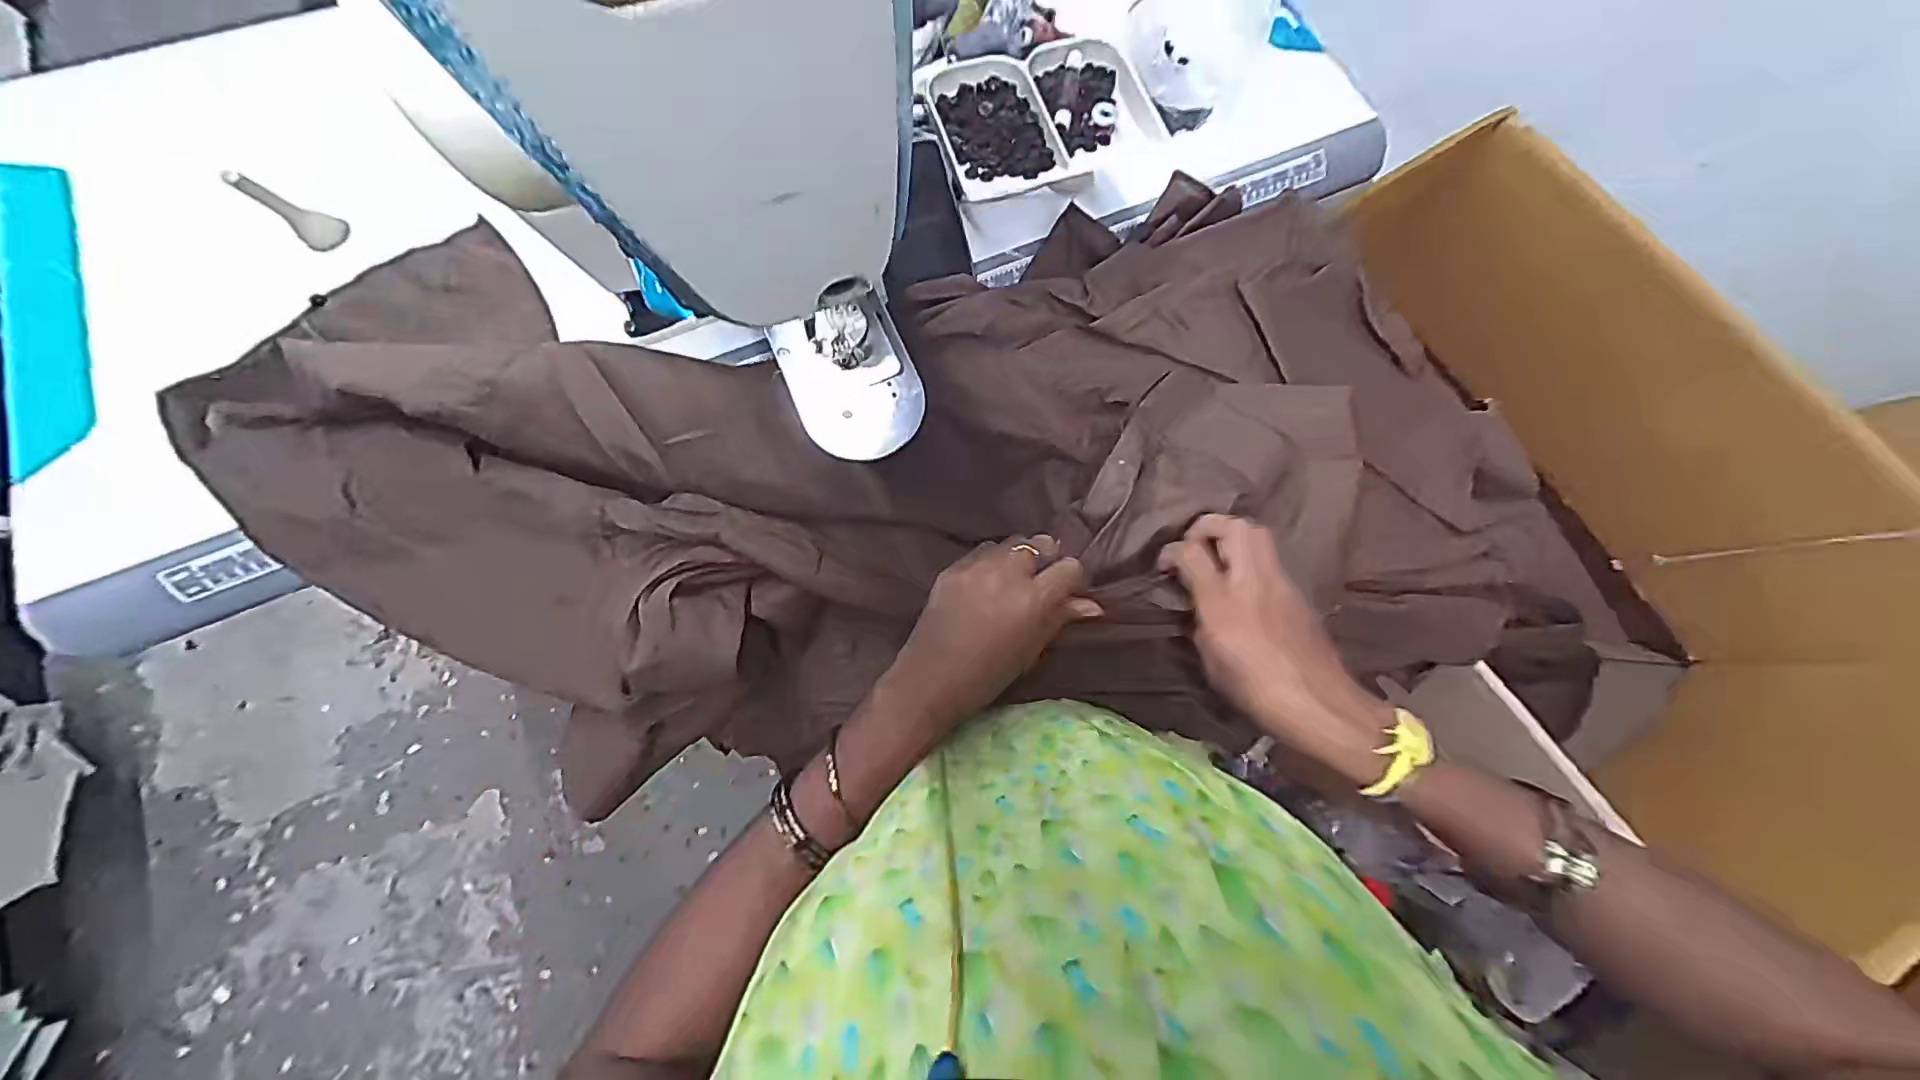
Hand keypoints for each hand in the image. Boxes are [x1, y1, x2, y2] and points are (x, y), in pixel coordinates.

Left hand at [876, 535, 1102, 733]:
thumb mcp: (1031, 651)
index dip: (1074, 579)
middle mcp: (1007, 574)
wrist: (931, 680)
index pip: (1069, 568)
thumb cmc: (988, 676)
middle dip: (1047, 558)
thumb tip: (1091, 605)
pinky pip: (982, 552)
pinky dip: (992, 560)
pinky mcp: (953, 568)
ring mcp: (976, 568)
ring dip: (1019, 555)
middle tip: (1042, 580)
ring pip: (1010, 543)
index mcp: (1033, 599)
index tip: (1070, 592)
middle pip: (1039, 544)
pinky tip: (988, 581)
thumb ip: (1059, 619)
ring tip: (1015, 578)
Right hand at [1159, 514, 1391, 783]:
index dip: (1171, 551)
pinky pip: (1270, 562)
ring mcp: (1281, 584)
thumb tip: (1195, 603)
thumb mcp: (1210, 658)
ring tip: (1216, 564)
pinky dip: (1250, 563)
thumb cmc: (1254, 690)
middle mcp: (1253, 581)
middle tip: (1194, 548)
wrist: (1318, 705)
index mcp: (1222, 600)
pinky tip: (1242, 591)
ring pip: (1257, 536)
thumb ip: (1198, 620)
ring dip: (1231, 539)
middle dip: (1208, 526)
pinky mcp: (1297, 595)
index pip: (1191, 551)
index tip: (1165, 566)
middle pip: (1233, 525)